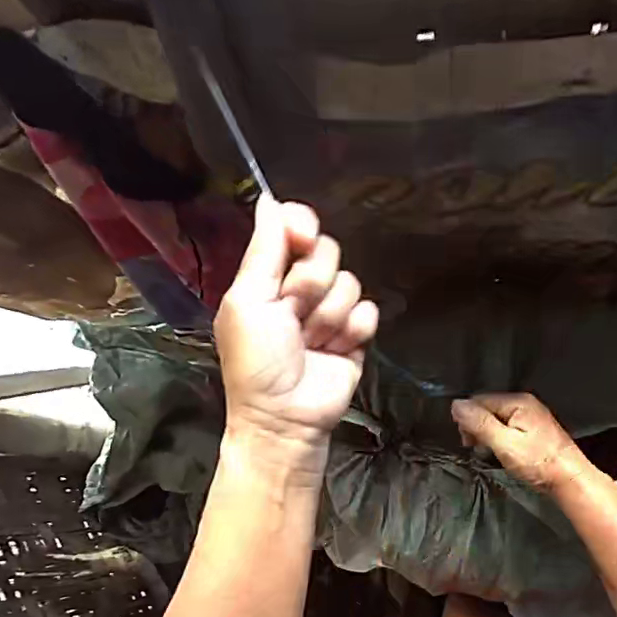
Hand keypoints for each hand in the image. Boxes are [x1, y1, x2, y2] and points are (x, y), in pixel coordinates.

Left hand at [215, 197, 378, 454]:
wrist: (286, 416)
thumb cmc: (256, 362)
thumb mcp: (247, 301)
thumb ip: (263, 250)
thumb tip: (269, 200)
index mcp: (269, 276)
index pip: (295, 227)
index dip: (302, 228)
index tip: (301, 238)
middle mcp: (301, 289)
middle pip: (327, 252)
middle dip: (311, 284)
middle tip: (293, 315)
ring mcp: (330, 312)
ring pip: (349, 283)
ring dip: (329, 316)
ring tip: (311, 342)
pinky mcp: (355, 335)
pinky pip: (369, 312)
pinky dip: (353, 331)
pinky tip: (335, 350)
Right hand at [450, 393, 597, 492]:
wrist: (569, 479)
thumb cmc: (538, 463)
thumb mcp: (504, 443)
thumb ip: (480, 423)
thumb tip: (456, 405)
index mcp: (518, 402)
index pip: (479, 400)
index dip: (467, 420)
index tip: (468, 442)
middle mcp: (525, 404)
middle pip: (487, 409)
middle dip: (476, 428)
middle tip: (477, 450)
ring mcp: (531, 417)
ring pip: (496, 420)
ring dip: (487, 436)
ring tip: (490, 454)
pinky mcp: (533, 431)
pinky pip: (507, 428)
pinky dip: (499, 440)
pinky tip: (502, 454)